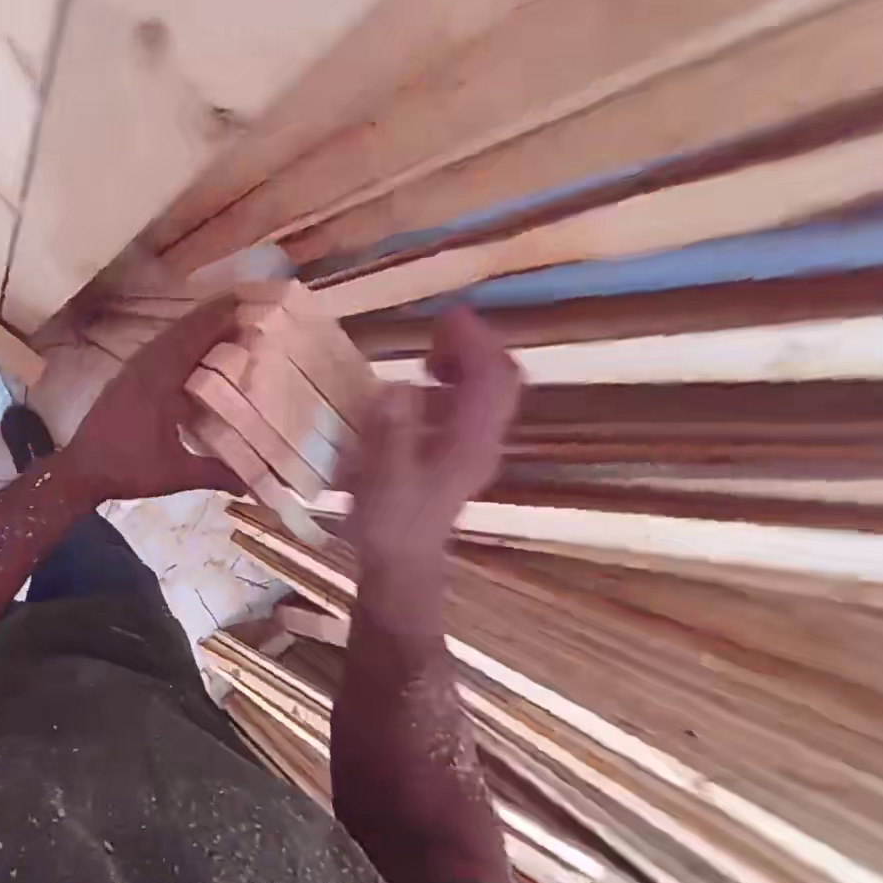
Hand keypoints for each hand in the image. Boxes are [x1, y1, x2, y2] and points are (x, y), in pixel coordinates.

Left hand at [54, 297, 246, 503]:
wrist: (81, 471)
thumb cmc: (127, 469)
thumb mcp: (175, 474)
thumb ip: (214, 474)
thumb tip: (251, 483)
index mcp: (157, 384)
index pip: (191, 342)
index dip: (216, 324)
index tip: (243, 311)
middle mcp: (142, 370)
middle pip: (178, 333)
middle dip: (207, 316)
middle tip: (236, 304)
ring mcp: (129, 373)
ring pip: (163, 339)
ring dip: (189, 327)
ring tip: (217, 319)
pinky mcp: (121, 381)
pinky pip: (152, 351)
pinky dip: (173, 341)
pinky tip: (184, 347)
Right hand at [343, 306, 520, 572]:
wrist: (402, 565)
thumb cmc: (390, 523)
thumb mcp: (383, 476)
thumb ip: (392, 429)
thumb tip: (397, 386)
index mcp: (468, 442)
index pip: (490, 377)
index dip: (474, 341)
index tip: (445, 317)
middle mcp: (482, 441)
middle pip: (499, 380)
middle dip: (474, 347)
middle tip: (436, 332)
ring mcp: (473, 452)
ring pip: (487, 396)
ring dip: (464, 367)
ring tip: (427, 357)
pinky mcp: (459, 460)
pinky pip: (469, 412)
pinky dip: (452, 390)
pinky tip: (420, 396)